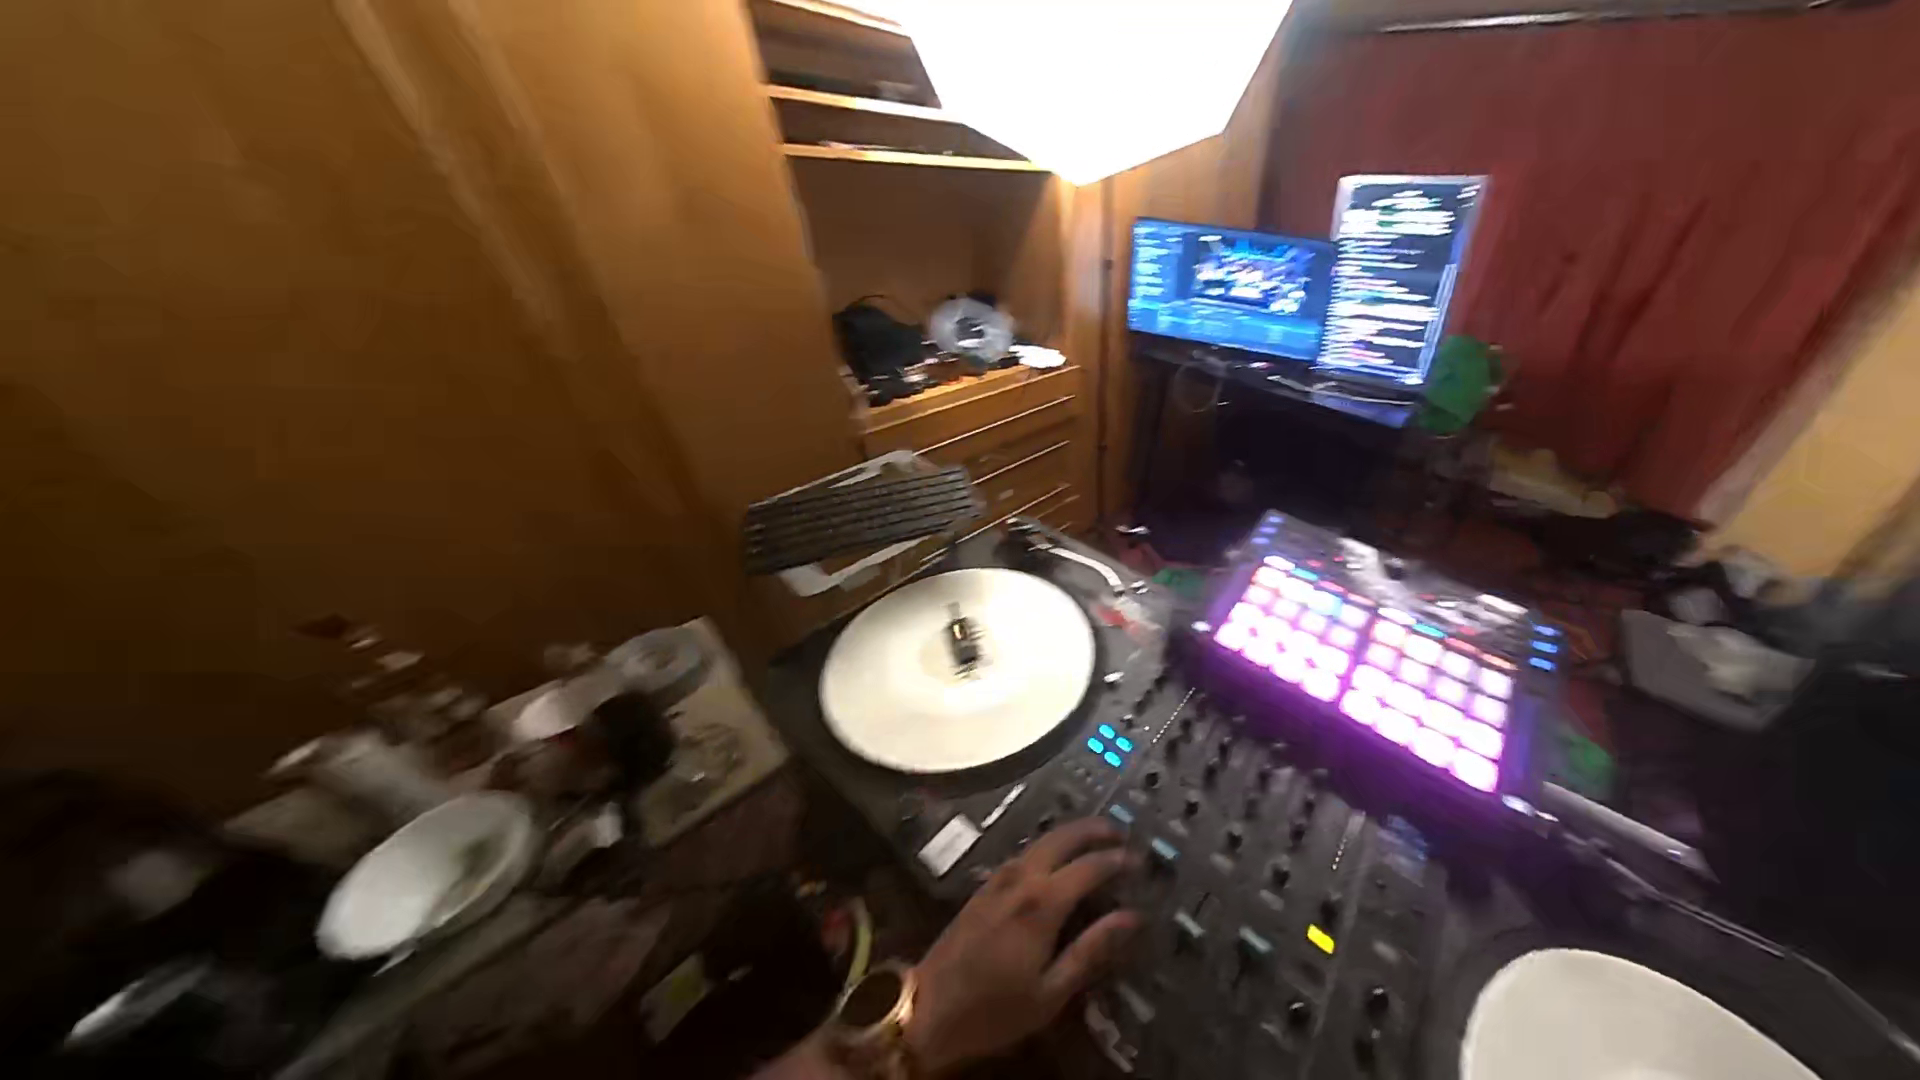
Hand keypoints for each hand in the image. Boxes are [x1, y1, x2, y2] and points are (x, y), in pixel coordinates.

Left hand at [904, 819, 1140, 1074]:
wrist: (932, 1006)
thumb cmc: (996, 1008)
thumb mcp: (1052, 991)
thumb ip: (1092, 949)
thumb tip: (1132, 917)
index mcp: (1041, 902)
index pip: (1088, 866)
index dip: (1116, 860)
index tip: (1139, 860)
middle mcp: (1021, 878)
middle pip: (1061, 837)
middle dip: (1092, 829)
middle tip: (1119, 832)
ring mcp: (999, 877)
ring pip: (1040, 840)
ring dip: (1069, 833)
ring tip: (1095, 840)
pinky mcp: (986, 884)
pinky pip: (1024, 852)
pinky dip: (1048, 845)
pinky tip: (1056, 858)